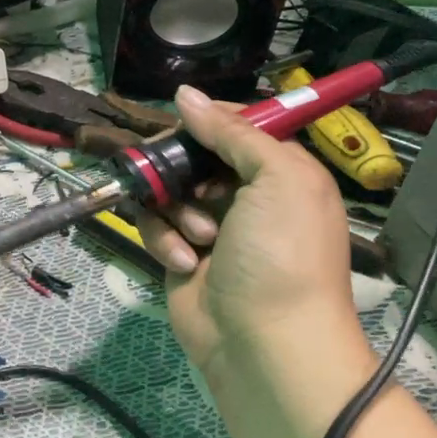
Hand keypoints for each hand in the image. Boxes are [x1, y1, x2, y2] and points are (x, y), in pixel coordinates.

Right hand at [134, 86, 366, 379]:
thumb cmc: (282, 255)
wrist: (266, 344)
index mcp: (280, 172)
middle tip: (176, 180)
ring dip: (174, 209)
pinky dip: (163, 239)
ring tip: (198, 238)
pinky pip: (153, 225)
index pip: (237, 125)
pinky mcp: (180, 252)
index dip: (208, 120)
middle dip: (180, 167)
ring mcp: (210, 224)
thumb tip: (185, 93)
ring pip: (165, 188)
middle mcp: (245, 194)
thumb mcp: (278, 181)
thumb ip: (234, 132)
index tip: (184, 123)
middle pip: (190, 153)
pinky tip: (185, 262)